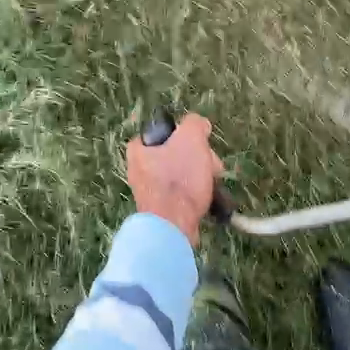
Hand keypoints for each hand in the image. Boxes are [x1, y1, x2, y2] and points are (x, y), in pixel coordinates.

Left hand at [126, 113, 223, 245]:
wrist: (173, 226)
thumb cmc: (180, 178)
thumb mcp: (191, 138)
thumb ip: (195, 124)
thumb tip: (200, 125)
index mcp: (138, 148)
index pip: (167, 133)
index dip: (188, 137)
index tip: (201, 147)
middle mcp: (137, 169)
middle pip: (176, 154)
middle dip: (199, 159)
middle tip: (212, 167)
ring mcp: (147, 191)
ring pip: (180, 175)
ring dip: (199, 178)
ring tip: (212, 186)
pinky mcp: (158, 210)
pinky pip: (179, 195)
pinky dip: (193, 196)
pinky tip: (204, 200)